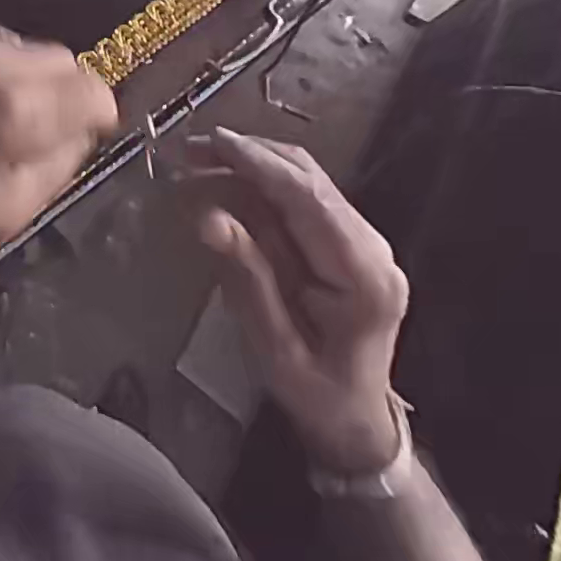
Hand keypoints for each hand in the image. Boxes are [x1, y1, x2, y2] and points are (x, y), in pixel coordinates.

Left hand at [0, 25, 117, 266]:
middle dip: (65, 92)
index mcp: (13, 108)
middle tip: (44, 128)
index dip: (97, 113)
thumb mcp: (9, 209)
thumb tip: (82, 132)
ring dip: (30, 78)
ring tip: (0, 116)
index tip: (88, 132)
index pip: (90, 90)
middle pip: (62, 59)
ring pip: (26, 48)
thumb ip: (60, 163)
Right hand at [186, 129, 408, 473]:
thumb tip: (207, 218)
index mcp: (362, 273)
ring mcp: (362, 239)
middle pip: (308, 177)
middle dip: (247, 154)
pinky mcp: (345, 240)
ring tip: (198, 159)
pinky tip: (226, 180)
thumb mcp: (272, 343)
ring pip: (305, 178)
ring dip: (251, 162)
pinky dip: (260, 180)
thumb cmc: (314, 389)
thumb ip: (246, 276)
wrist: (356, 416)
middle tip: (189, 150)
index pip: (307, 197)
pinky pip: (301, 195)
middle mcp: (371, 246)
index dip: (257, 163)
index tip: (210, 143)